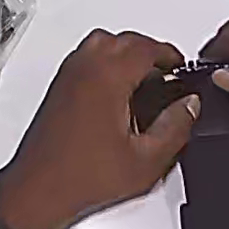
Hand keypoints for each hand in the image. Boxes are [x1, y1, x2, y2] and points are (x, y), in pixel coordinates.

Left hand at [0, 30, 198, 228]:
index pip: (144, 48)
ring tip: (145, 80)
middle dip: (149, 51)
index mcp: (107, 77)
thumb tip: (189, 106)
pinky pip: (87, 57)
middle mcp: (84, 68)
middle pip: (123, 40)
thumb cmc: (81, 176)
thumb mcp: (146, 160)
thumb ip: (175, 127)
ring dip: (125, 53)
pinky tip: (119, 91)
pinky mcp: (59, 85)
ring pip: (102, 44)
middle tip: (167, 72)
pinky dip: (106, 61)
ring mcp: (68, 74)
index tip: (180, 67)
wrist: (39, 188)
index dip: (169, 54)